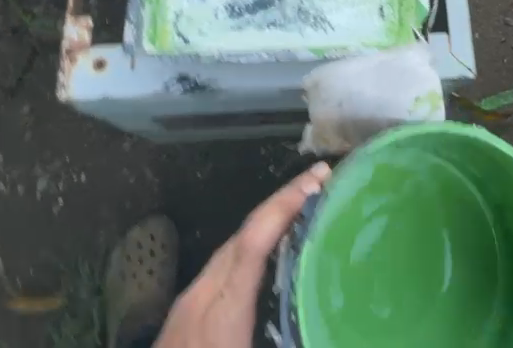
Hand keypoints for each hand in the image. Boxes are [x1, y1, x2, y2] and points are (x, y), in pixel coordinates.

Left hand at [154, 162, 330, 347]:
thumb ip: (292, 336)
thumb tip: (328, 328)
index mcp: (221, 319)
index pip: (251, 246)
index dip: (282, 209)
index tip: (318, 182)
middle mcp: (200, 301)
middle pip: (241, 236)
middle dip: (282, 201)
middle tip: (325, 180)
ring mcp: (188, 306)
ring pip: (231, 248)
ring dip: (267, 221)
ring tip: (306, 204)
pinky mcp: (184, 316)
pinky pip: (224, 266)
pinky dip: (253, 246)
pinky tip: (272, 251)